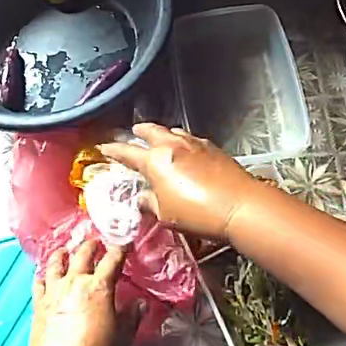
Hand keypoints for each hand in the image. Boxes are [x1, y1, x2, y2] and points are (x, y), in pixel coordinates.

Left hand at [20, 237, 139, 345]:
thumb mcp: (122, 338)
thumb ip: (131, 316)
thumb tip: (139, 303)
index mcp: (98, 288)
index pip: (112, 260)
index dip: (120, 249)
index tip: (125, 243)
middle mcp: (74, 283)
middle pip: (83, 254)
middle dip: (92, 245)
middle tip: (97, 242)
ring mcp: (53, 291)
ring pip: (57, 262)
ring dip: (64, 253)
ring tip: (66, 249)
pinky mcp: (38, 304)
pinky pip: (39, 281)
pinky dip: (43, 274)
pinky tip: (43, 275)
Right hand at [98, 123, 266, 239]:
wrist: (241, 207)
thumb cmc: (198, 213)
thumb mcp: (165, 214)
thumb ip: (150, 202)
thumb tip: (142, 197)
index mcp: (154, 160)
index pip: (126, 152)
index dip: (113, 150)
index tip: (104, 148)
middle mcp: (172, 145)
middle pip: (151, 131)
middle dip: (139, 131)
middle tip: (134, 132)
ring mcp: (195, 144)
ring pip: (173, 131)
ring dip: (163, 134)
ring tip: (160, 139)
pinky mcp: (213, 148)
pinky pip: (191, 138)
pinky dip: (182, 141)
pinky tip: (185, 149)